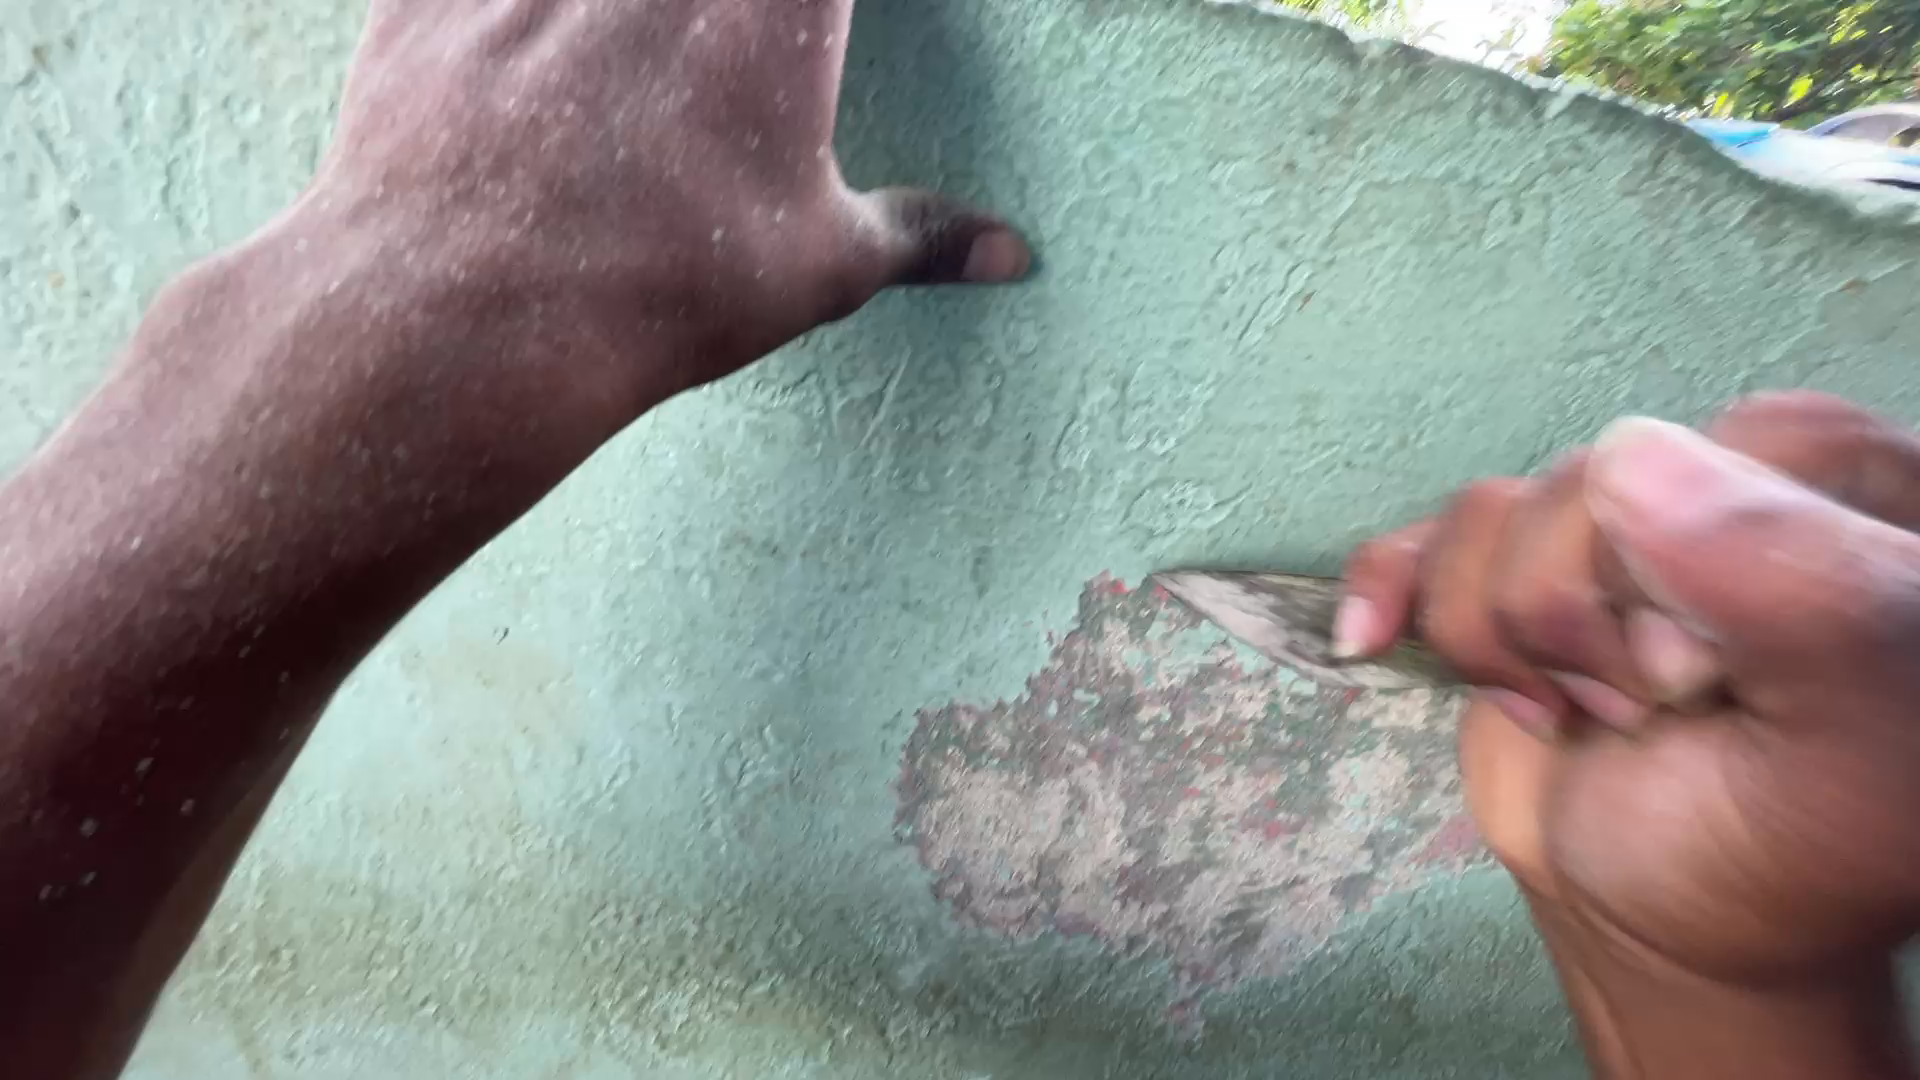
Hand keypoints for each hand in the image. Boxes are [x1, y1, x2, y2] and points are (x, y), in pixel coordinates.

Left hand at [313, 0, 1027, 418]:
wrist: (490, 309)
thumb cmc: (680, 282)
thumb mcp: (828, 266)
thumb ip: (927, 238)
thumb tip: (1015, 254)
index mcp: (777, 1)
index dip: (834, 12)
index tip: (835, 38)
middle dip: (770, 21)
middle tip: (750, 75)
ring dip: (650, 32)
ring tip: (664, 98)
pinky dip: (528, 19)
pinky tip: (567, 69)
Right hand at [1340, 393, 1919, 1075]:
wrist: (1640, 900)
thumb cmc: (1772, 850)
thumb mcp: (1855, 756)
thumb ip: (1808, 601)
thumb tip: (1631, 457)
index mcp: (1846, 514)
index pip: (1751, 443)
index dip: (1700, 557)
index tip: (1694, 674)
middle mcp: (1705, 500)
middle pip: (1591, 477)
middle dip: (1584, 616)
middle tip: (1633, 704)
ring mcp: (1574, 539)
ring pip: (1483, 513)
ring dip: (1495, 637)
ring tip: (1564, 707)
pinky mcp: (1477, 575)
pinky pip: (1400, 541)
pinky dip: (1380, 592)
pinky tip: (1375, 638)